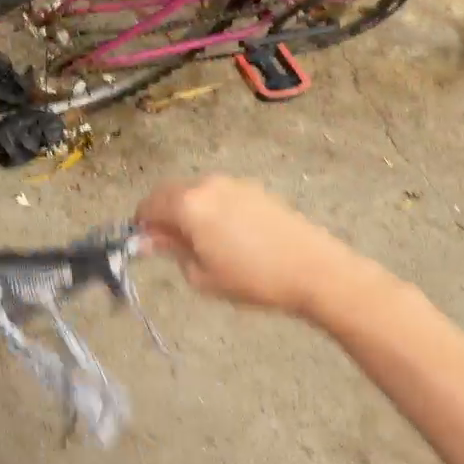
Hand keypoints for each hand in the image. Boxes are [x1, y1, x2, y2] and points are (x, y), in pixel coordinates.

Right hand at [135, 176, 385, 317]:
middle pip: (167, 193)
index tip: (149, 247)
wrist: (321, 274)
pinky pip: (218, 195)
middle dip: (162, 214)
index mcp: (186, 204)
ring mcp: (233, 185)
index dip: (142, 227)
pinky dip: (211, 208)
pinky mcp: (256, 191)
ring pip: (194, 192)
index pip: (146, 207)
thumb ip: (171, 252)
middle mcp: (205, 185)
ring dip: (187, 209)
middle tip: (172, 244)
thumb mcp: (201, 275)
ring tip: (203, 240)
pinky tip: (229, 234)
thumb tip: (147, 241)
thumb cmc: (254, 278)